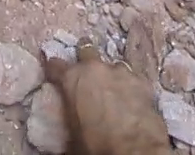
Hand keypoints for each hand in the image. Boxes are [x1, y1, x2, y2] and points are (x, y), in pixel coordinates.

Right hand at [44, 45, 172, 154]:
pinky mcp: (142, 81)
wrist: (135, 150)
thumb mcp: (73, 133)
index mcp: (73, 78)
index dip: (53, 68)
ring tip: (113, 90)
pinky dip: (130, 87)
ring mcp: (120, 72)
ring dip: (111, 75)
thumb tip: (64, 126)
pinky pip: (133, 79)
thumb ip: (68, 115)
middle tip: (86, 71)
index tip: (53, 72)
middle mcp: (94, 68)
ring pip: (112, 65)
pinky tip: (133, 99)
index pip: (54, 64)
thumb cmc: (97, 144)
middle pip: (86, 50)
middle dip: (85, 58)